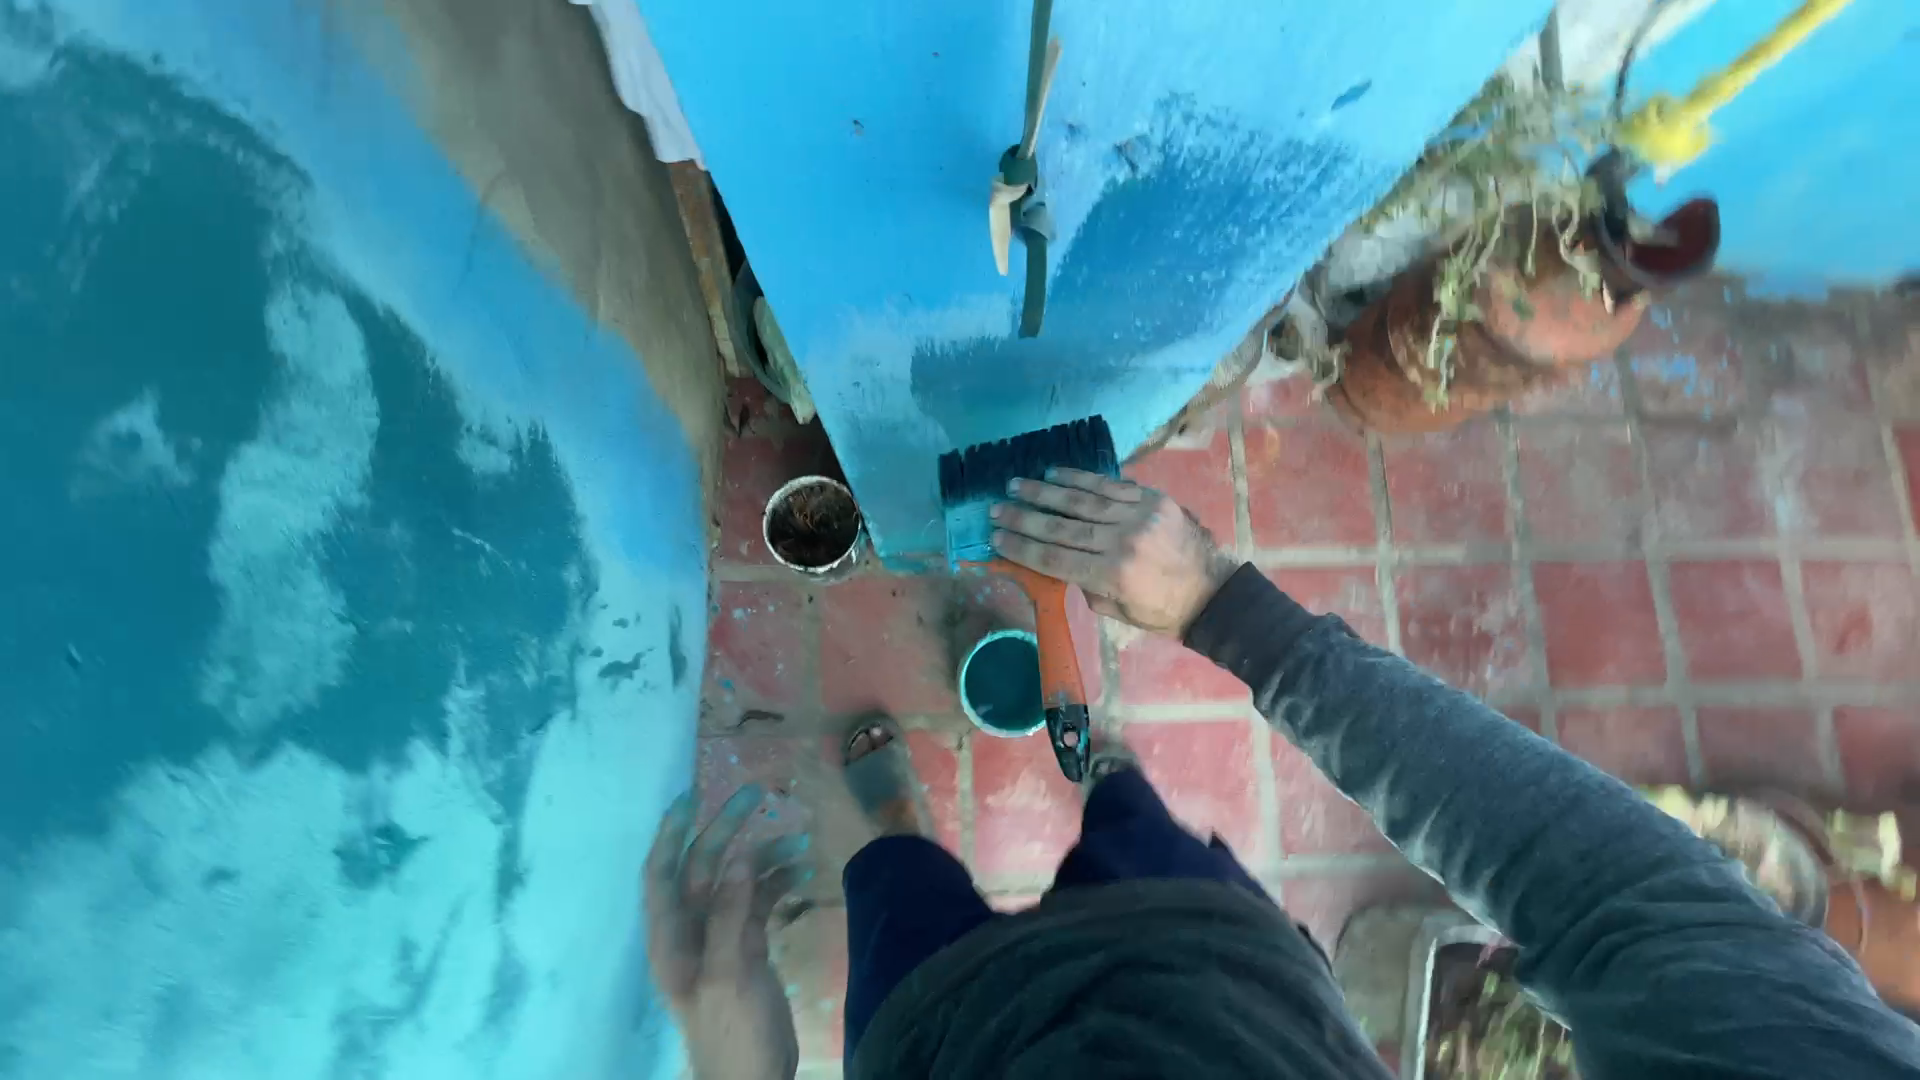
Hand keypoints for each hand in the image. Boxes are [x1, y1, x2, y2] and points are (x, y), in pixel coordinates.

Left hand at [646, 786, 811, 1079]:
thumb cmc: (731, 1032)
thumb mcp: (728, 973)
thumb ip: (731, 913)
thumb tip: (741, 855)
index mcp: (672, 939)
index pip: (662, 872)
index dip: (671, 832)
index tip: (691, 795)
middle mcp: (691, 931)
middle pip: (704, 867)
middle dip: (727, 829)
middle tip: (757, 793)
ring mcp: (721, 937)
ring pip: (737, 879)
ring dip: (764, 855)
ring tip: (800, 837)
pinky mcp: (747, 946)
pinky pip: (760, 901)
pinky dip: (779, 882)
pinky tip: (804, 871)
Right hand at [989, 468, 1238, 636]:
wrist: (1212, 593)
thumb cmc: (1160, 611)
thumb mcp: (1117, 611)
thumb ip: (1085, 584)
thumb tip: (1057, 559)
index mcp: (1112, 575)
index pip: (1054, 558)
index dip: (1021, 548)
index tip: (995, 538)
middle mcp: (1122, 541)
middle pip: (1061, 526)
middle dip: (1023, 518)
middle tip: (996, 509)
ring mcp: (1138, 515)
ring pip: (1081, 500)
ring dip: (1044, 491)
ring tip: (1016, 484)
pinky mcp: (1151, 499)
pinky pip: (1109, 485)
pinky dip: (1079, 477)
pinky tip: (1054, 472)